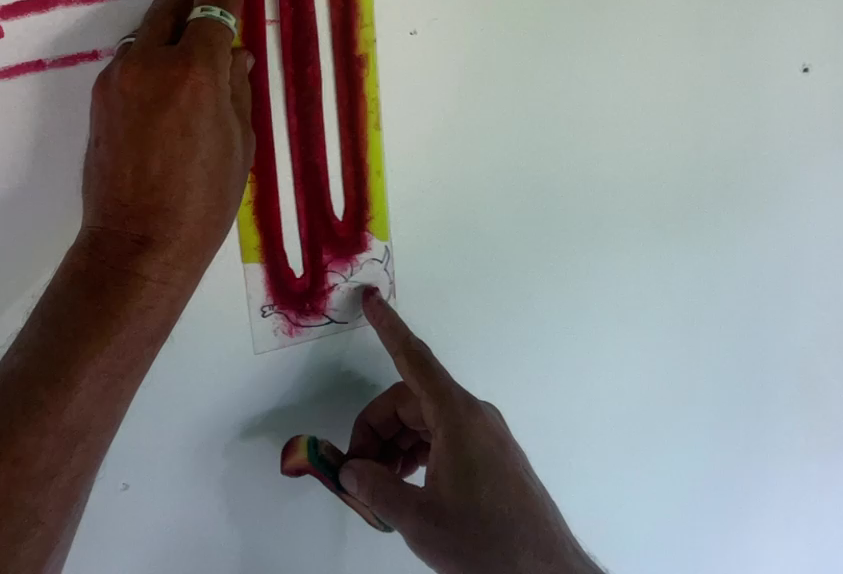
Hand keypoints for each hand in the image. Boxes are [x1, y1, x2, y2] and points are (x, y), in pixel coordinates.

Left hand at [77, 0, 254, 289]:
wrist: (138, 242)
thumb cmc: (204, 200)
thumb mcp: (240, 143)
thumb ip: (237, 88)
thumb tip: (235, 54)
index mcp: (197, 71)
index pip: (215, 5)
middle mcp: (151, 61)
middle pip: (170, 4)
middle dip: (193, 8)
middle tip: (210, 35)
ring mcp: (118, 77)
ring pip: (146, 34)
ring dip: (168, 40)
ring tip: (184, 81)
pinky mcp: (98, 97)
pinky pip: (129, 63)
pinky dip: (148, 67)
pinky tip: (159, 105)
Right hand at [341, 291, 601, 573]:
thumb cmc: (486, 543)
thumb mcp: (419, 520)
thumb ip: (375, 488)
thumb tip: (350, 470)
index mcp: (456, 415)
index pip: (413, 358)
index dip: (388, 328)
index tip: (370, 299)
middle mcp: (472, 415)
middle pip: (409, 401)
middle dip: (377, 429)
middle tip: (356, 470)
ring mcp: (485, 436)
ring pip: (424, 422)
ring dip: (395, 446)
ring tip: (379, 486)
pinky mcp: (492, 458)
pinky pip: (443, 439)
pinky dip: (417, 454)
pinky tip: (406, 486)